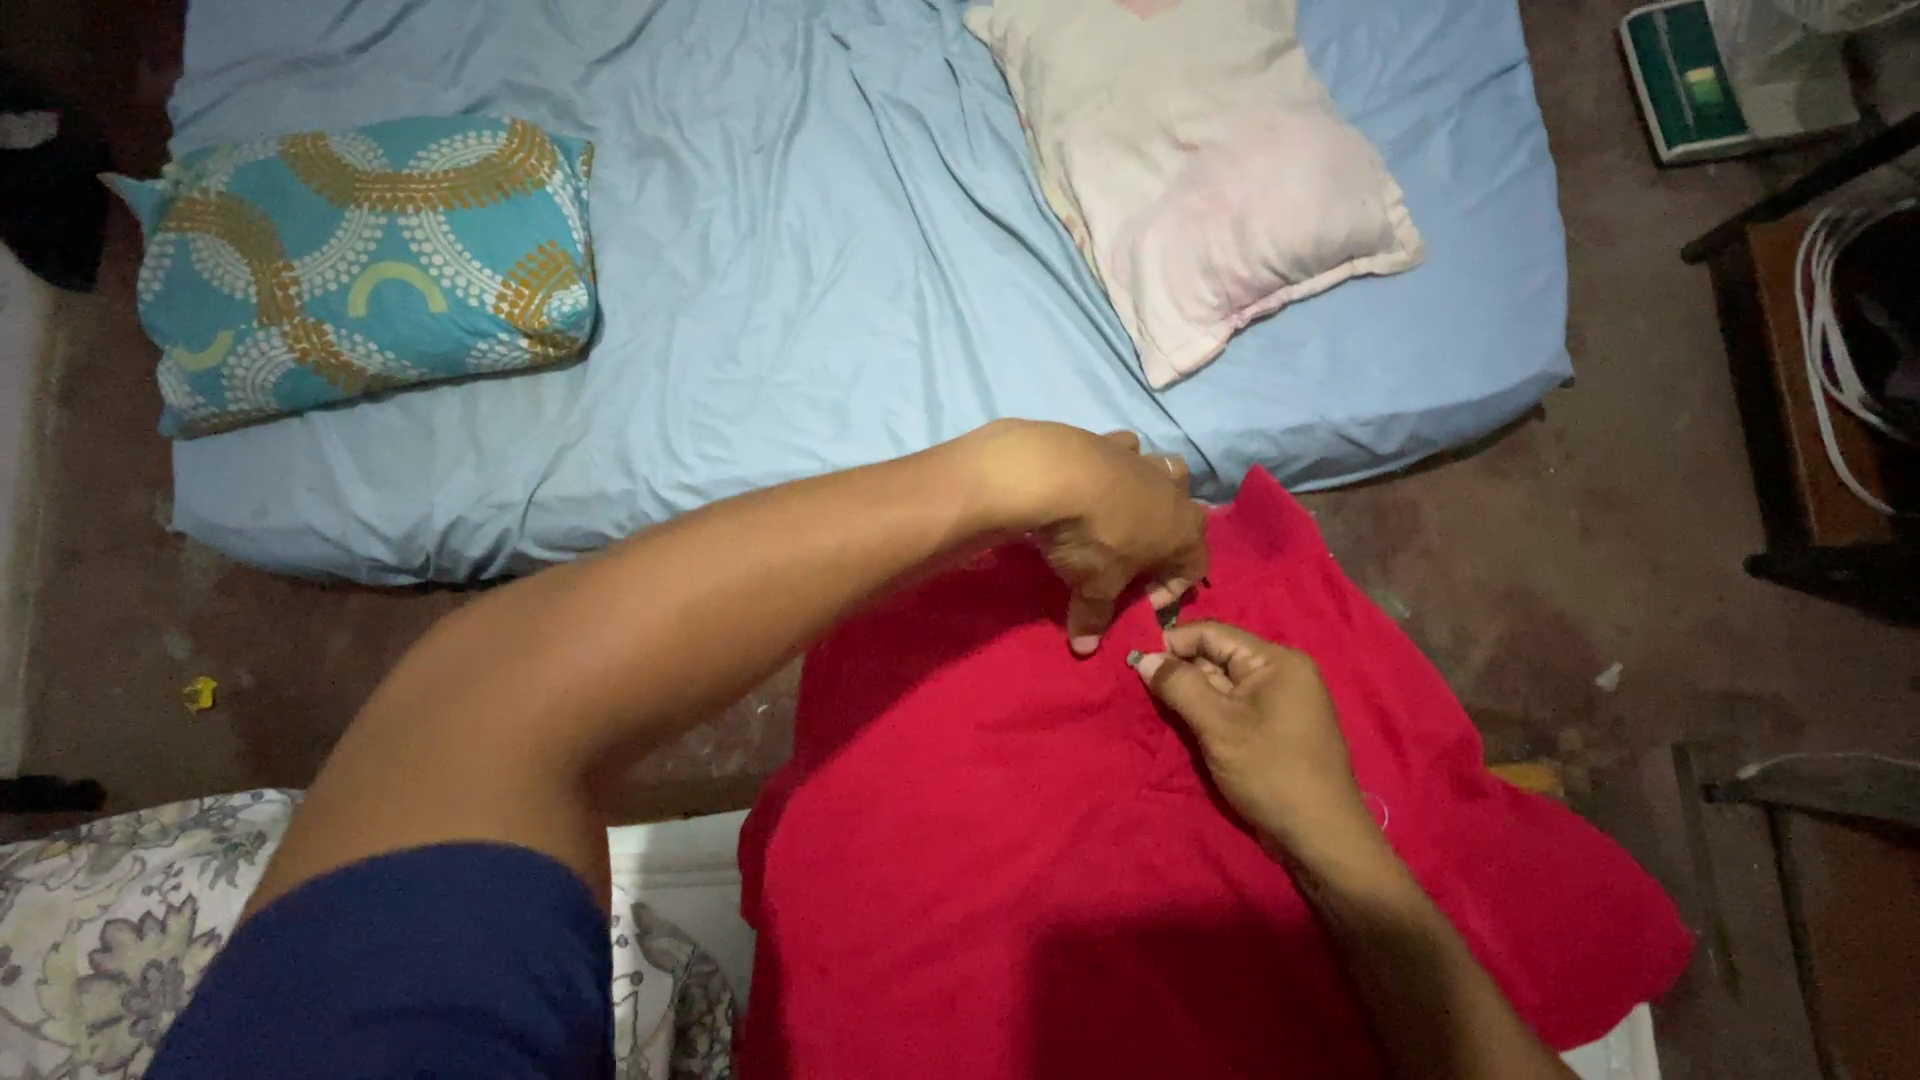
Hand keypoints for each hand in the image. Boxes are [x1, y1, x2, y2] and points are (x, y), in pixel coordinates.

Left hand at [967, 421, 1208, 654]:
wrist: (1054, 472)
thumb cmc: (1092, 537)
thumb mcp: (1094, 585)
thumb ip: (1094, 617)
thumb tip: (1084, 648)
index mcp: (1186, 531)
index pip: (1194, 570)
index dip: (1166, 593)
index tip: (1134, 603)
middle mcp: (1176, 492)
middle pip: (1183, 522)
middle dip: (1163, 544)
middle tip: (1130, 562)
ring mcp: (1146, 461)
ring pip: (1163, 478)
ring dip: (1148, 499)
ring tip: (1117, 519)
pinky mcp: (1113, 439)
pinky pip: (1126, 453)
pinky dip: (1116, 466)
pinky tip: (1092, 479)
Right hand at [1132, 621, 1383, 865]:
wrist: (1320, 838)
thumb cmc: (1271, 772)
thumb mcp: (1218, 725)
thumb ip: (1178, 685)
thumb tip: (1143, 656)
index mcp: (1276, 661)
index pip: (1213, 633)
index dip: (1172, 642)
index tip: (1135, 661)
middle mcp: (1281, 673)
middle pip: (1216, 656)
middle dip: (1179, 670)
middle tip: (1140, 688)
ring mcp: (1279, 702)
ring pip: (1221, 684)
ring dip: (1189, 694)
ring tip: (1156, 706)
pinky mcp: (1273, 728)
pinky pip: (1232, 707)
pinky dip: (1206, 712)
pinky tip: (1182, 724)